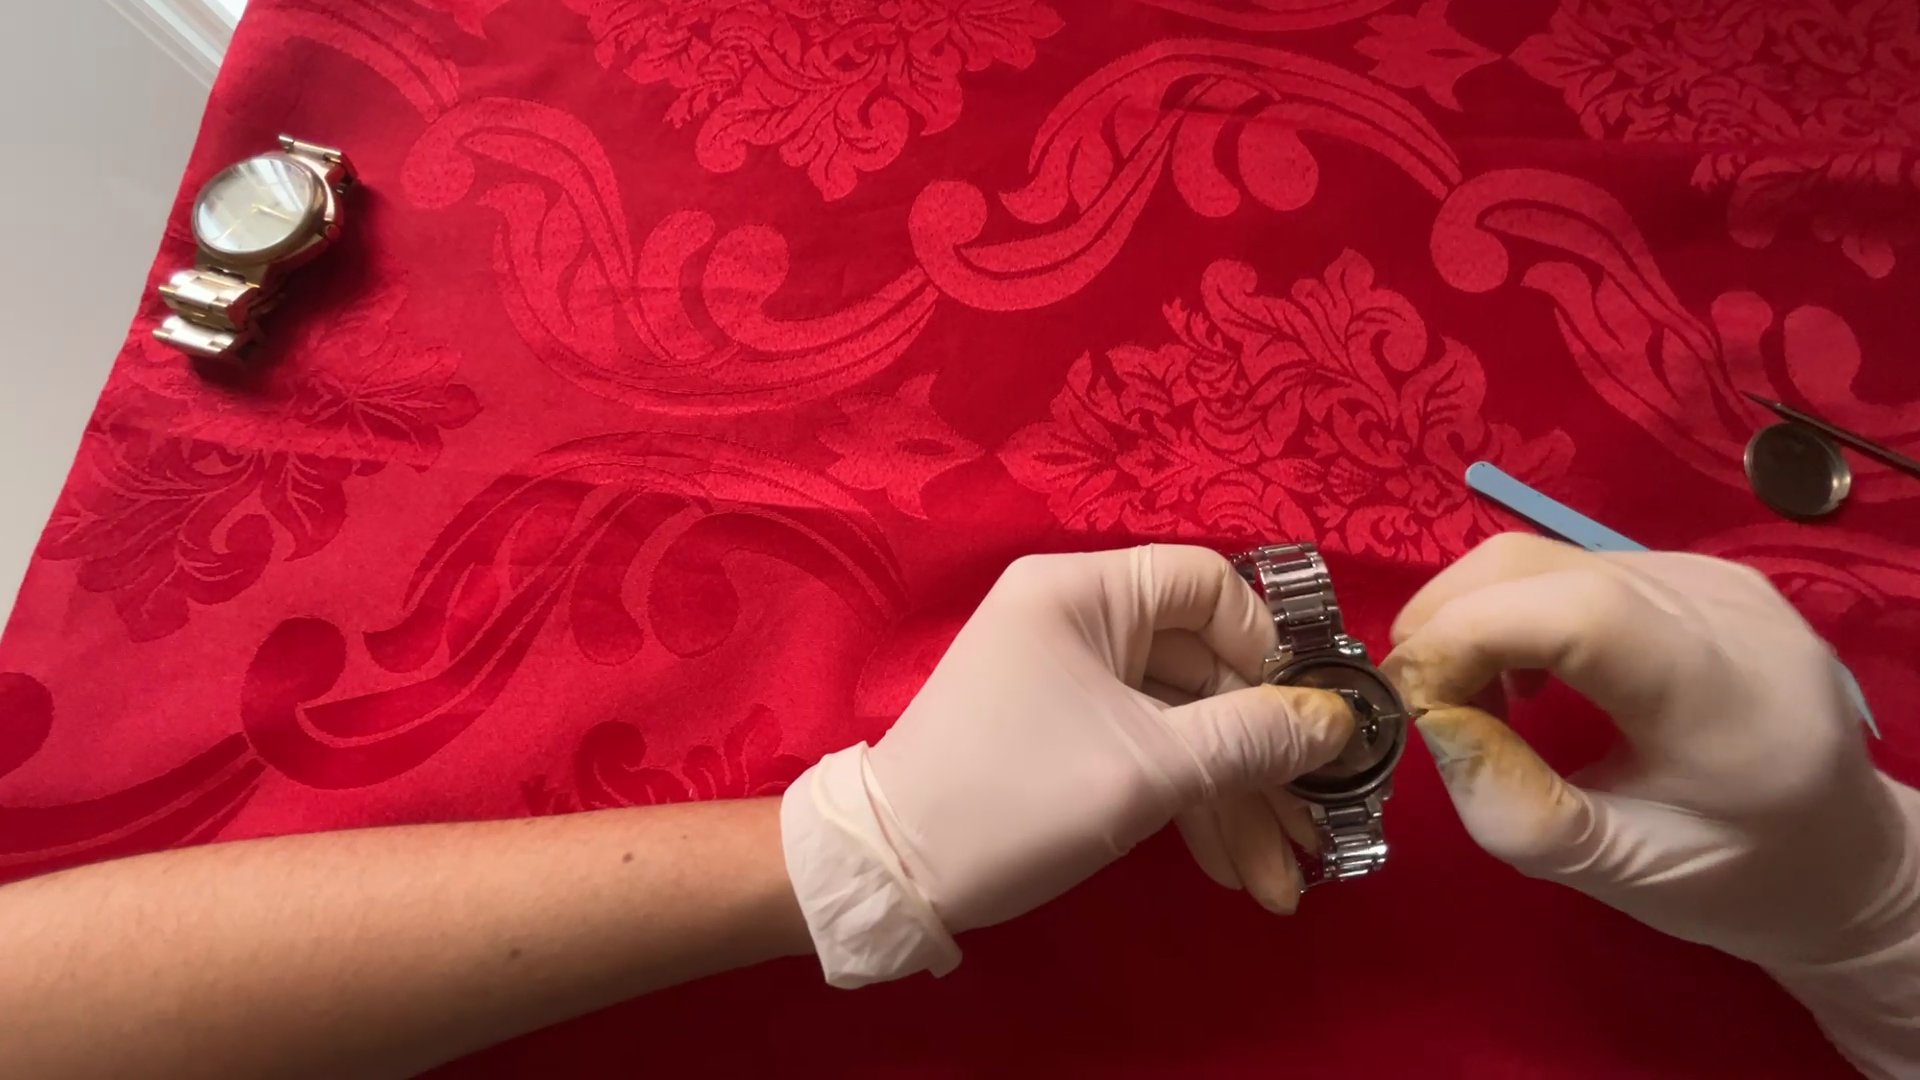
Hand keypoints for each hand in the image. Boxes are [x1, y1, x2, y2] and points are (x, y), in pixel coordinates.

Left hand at [780, 545, 1354, 986]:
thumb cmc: (1018, 797)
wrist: (896, 870)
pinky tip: (1225, 866)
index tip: (1298, 722)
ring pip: (1174, 717)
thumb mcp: (1148, 767)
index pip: (1204, 583)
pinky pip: (1140, 742)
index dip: (1263, 646)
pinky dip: (1182, 798)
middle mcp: (1074, 615)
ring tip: (1275, 881)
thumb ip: (1251, 737)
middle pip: (1198, 664)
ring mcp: (1067, 672)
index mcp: (1081, 590)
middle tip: (1308, 830)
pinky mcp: (1063, 723)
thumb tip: (1334, 720)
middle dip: (1255, 754)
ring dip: (1227, 794)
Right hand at [1384, 534, 1919, 1072]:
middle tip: (1418, 694)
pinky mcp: (1680, 569)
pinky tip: (1519, 670)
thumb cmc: (1730, 876)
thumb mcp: (1610, 868)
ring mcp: (1702, 578)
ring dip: (1460, 615)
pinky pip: (1547, 567)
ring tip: (1467, 688)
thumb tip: (1429, 712)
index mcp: (1728, 701)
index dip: (1461, 638)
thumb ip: (1507, 804)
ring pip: (1524, 558)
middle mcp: (1721, 611)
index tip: (1411, 698)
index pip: (1574, 615)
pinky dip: (1496, 610)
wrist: (1846, 854)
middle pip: (1526, 568)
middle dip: (1439, 623)